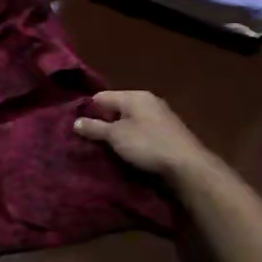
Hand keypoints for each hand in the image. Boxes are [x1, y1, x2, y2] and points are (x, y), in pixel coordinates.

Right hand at [73, 91, 213, 179]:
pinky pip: (141, 131)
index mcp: (134, 96)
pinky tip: (126, 152)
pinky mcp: (167, 132)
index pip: (102, 97)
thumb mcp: (115, 136)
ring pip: (129, 121)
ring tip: (104, 148)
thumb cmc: (147, 144)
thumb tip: (75, 121)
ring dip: (118, 133)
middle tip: (89, 140)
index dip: (88, 110)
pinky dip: (132, 139)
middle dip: (103, 122)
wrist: (187, 165)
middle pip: (116, 108)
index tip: (77, 127)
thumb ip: (94, 127)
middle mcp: (148, 101)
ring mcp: (160, 116)